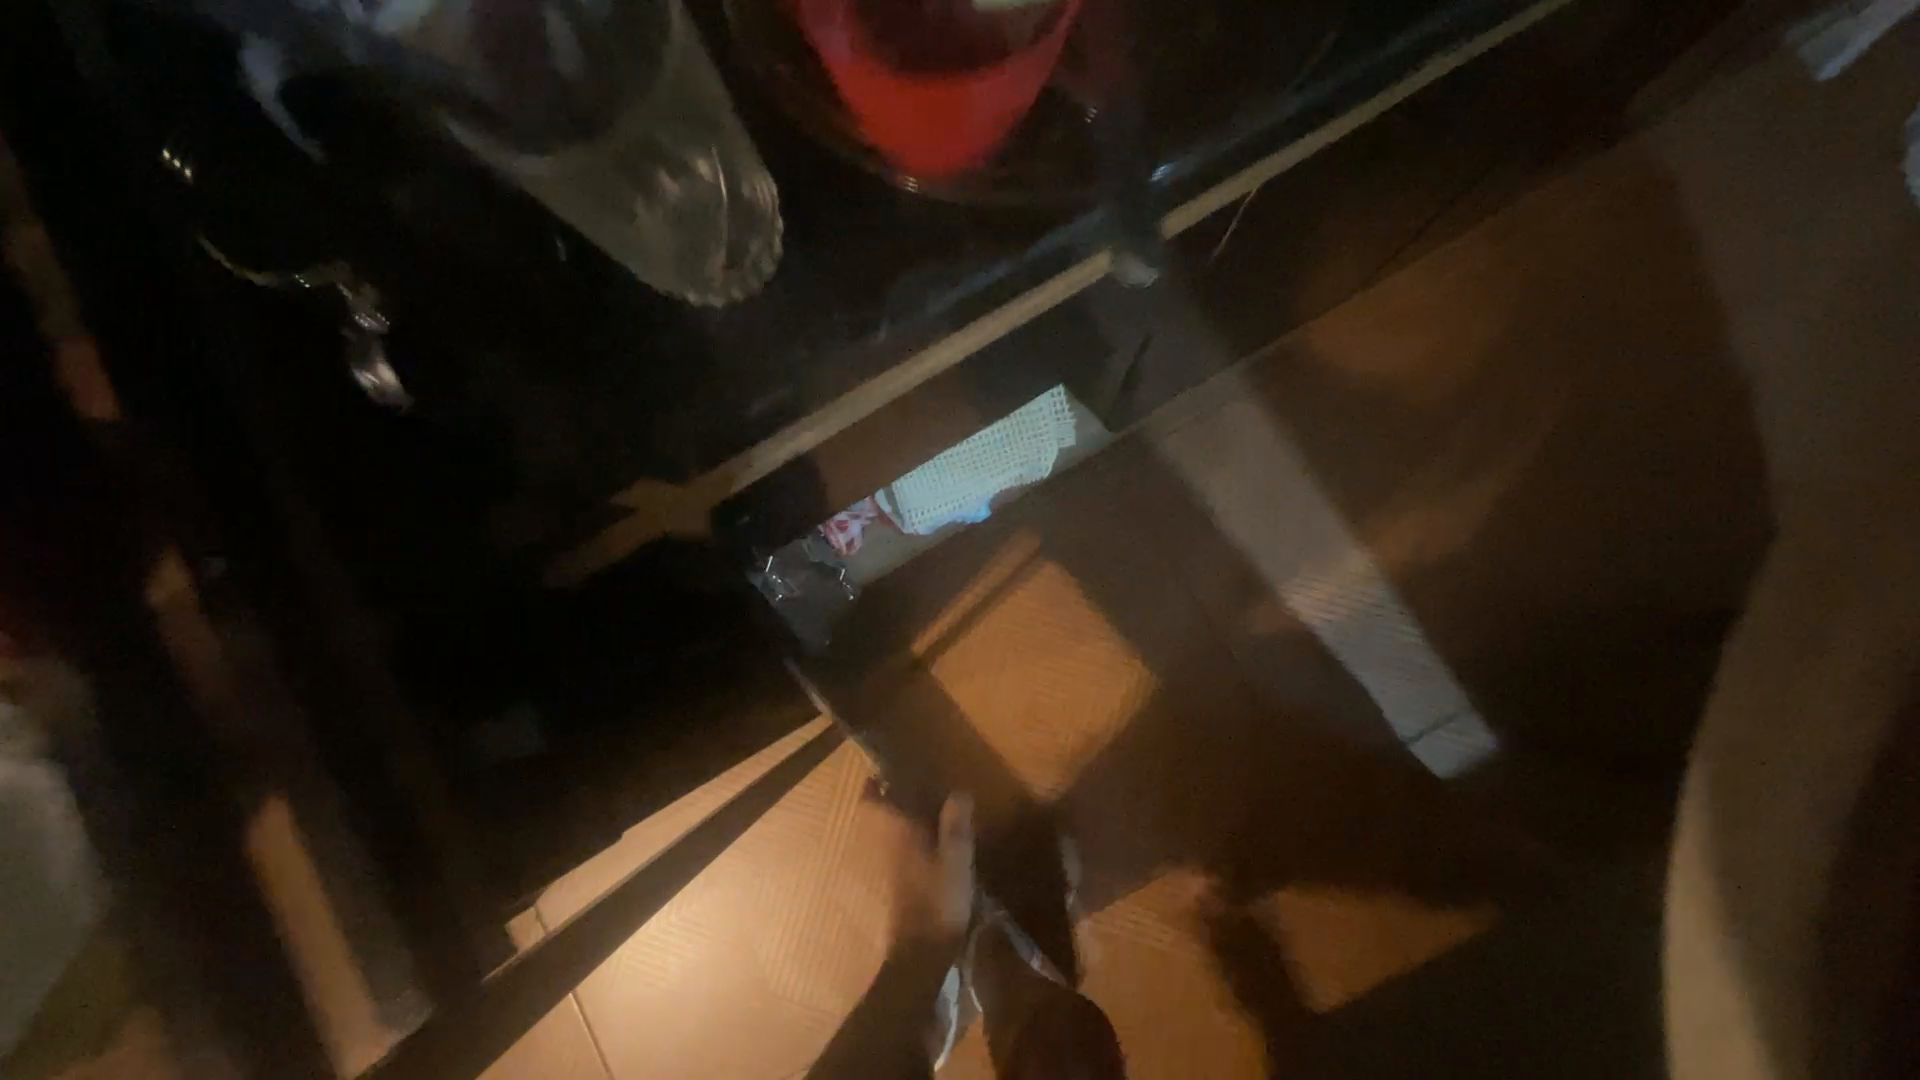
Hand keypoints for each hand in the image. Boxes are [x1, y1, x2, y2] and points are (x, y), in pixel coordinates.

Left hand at [879, 794, 975, 945]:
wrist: (920, 955)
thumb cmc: (938, 902)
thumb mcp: (956, 861)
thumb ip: (955, 826)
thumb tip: (959, 791)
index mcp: (898, 834)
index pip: (871, 801)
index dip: (873, 783)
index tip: (884, 768)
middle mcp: (886, 846)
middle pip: (878, 815)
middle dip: (888, 797)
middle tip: (913, 783)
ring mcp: (889, 868)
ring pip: (887, 833)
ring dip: (900, 819)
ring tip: (927, 808)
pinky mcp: (897, 886)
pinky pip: (897, 850)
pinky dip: (908, 840)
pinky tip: (932, 844)